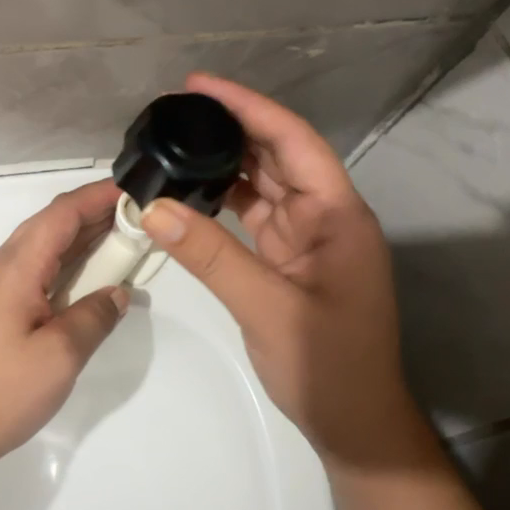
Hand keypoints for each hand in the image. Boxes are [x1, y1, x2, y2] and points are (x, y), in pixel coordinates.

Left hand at [0, 180, 129, 480]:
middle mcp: (2, 265)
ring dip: (83, 237)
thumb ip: (95, 316)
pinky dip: (69, 261)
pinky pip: (38, 267)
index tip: (137, 190)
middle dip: (95, 212)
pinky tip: (93, 275)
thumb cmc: (3, 392)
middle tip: (142, 216)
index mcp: (15, 267)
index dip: (98, 196)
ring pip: (44, 244)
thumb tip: (118, 292)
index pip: (61, 214)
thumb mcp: (60, 356)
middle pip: (51, 223)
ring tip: (126, 237)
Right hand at [139, 74, 415, 464]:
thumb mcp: (268, 308)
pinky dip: (224, 201)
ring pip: (265, 185)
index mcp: (338, 216)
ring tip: (175, 141)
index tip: (198, 85)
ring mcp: (308, 241)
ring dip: (225, 163)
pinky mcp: (290, 262)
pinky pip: (255, 217)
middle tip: (174, 110)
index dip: (248, 107)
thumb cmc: (328, 365)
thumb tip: (153, 207)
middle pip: (278, 156)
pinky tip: (190, 191)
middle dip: (231, 128)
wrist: (356, 424)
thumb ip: (210, 255)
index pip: (292, 141)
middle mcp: (326, 218)